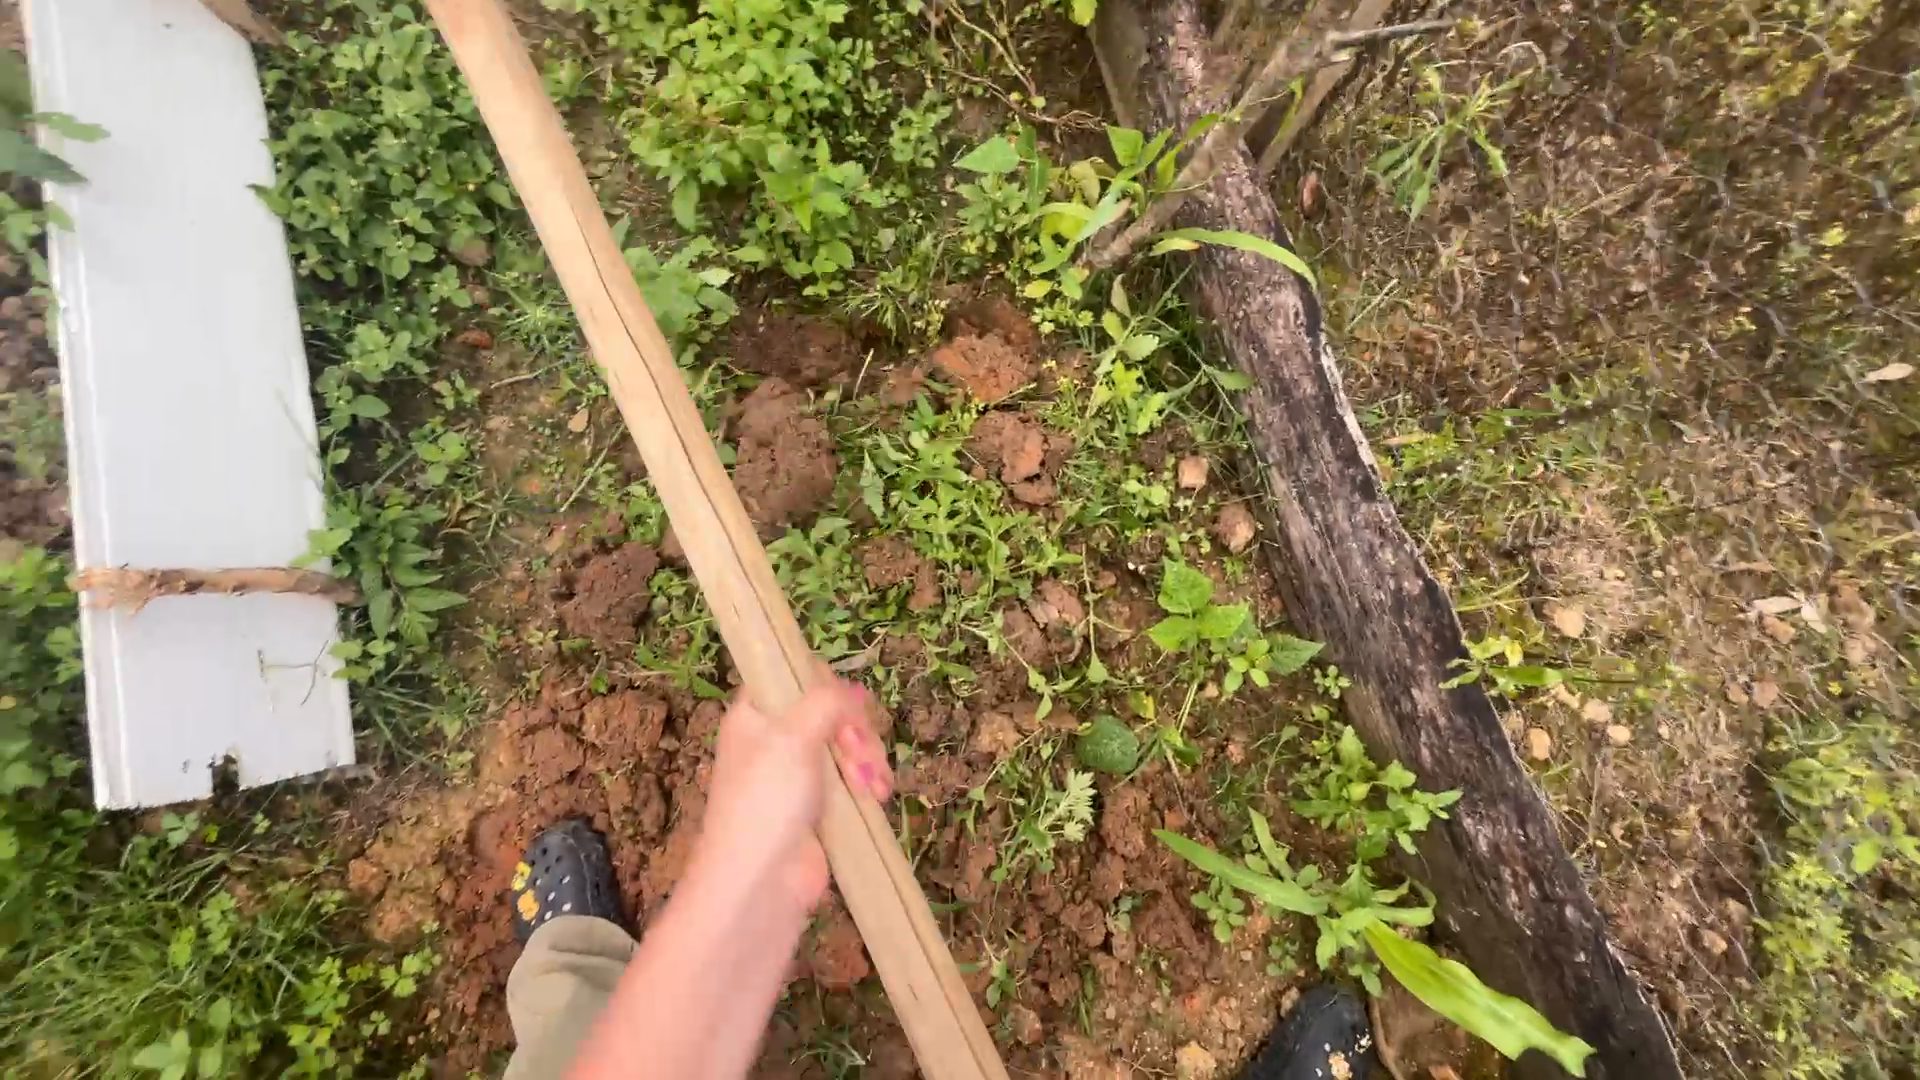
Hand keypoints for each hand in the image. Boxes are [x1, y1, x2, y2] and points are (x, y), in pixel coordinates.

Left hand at [691, 676, 894, 912]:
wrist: (760, 885)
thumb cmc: (766, 800)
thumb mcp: (792, 736)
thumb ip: (826, 701)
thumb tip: (853, 692)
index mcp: (756, 714)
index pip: (792, 675)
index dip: (823, 683)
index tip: (842, 703)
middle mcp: (776, 738)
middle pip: (831, 709)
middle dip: (856, 729)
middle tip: (857, 753)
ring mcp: (800, 772)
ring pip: (848, 742)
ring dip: (868, 757)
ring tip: (873, 785)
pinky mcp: (822, 802)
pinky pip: (854, 775)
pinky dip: (870, 780)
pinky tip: (878, 795)